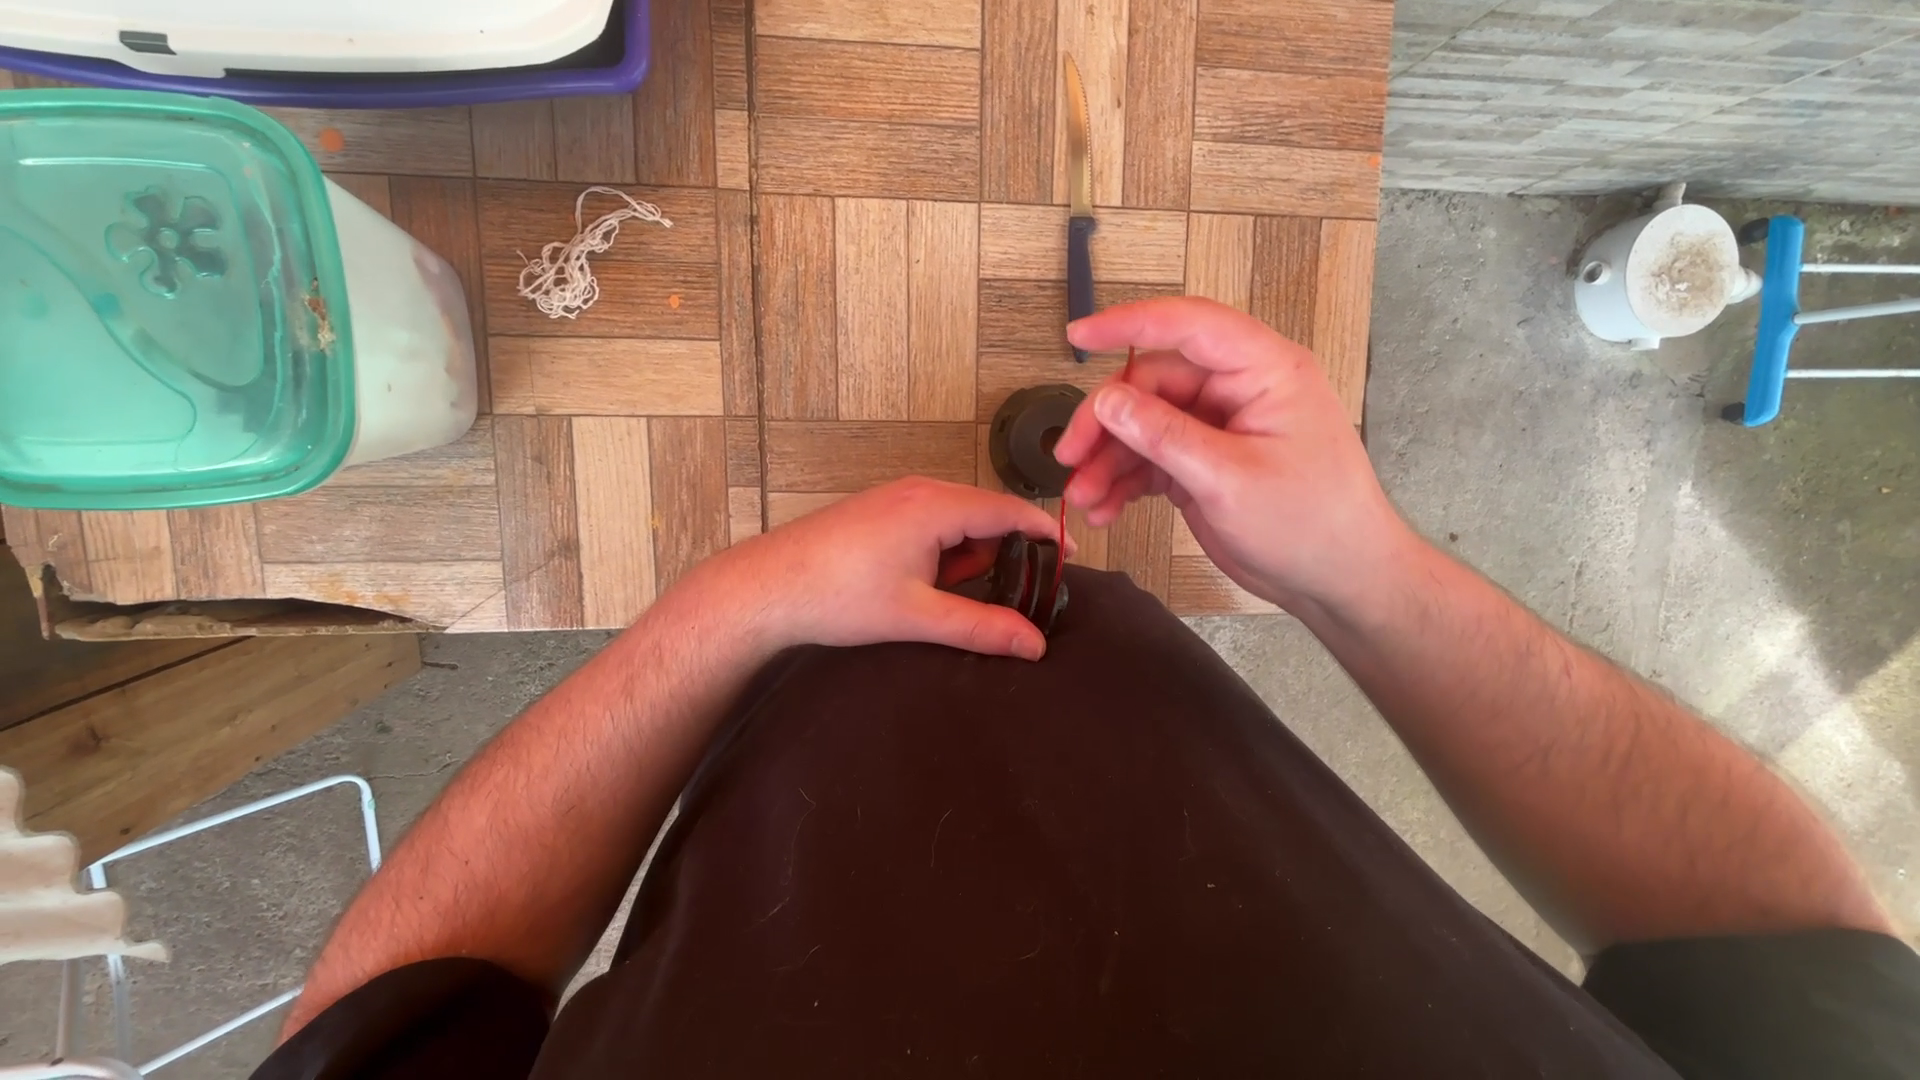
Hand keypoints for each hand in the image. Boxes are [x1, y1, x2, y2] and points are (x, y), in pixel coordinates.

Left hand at [688, 477, 1061, 660]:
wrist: (767, 587)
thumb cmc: (839, 596)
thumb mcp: (918, 616)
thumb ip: (981, 627)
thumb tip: (1034, 644)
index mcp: (936, 506)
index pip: (1010, 511)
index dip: (1044, 534)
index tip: (1068, 558)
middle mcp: (920, 490)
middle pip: (984, 516)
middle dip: (999, 555)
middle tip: (998, 599)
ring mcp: (896, 497)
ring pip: (956, 522)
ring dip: (964, 558)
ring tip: (942, 600)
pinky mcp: (880, 510)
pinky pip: (930, 523)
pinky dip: (939, 552)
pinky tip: (920, 587)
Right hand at [1053, 297, 1412, 613]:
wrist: (1337, 580)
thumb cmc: (1309, 523)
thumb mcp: (1229, 478)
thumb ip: (1165, 436)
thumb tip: (1107, 401)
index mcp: (1261, 371)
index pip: (1189, 326)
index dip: (1129, 323)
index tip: (1077, 335)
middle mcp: (1235, 390)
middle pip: (1151, 384)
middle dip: (1105, 422)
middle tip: (1068, 458)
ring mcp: (1216, 428)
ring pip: (1142, 426)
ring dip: (1107, 460)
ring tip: (1083, 498)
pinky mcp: (1202, 463)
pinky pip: (1150, 460)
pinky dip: (1123, 482)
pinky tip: (1104, 509)